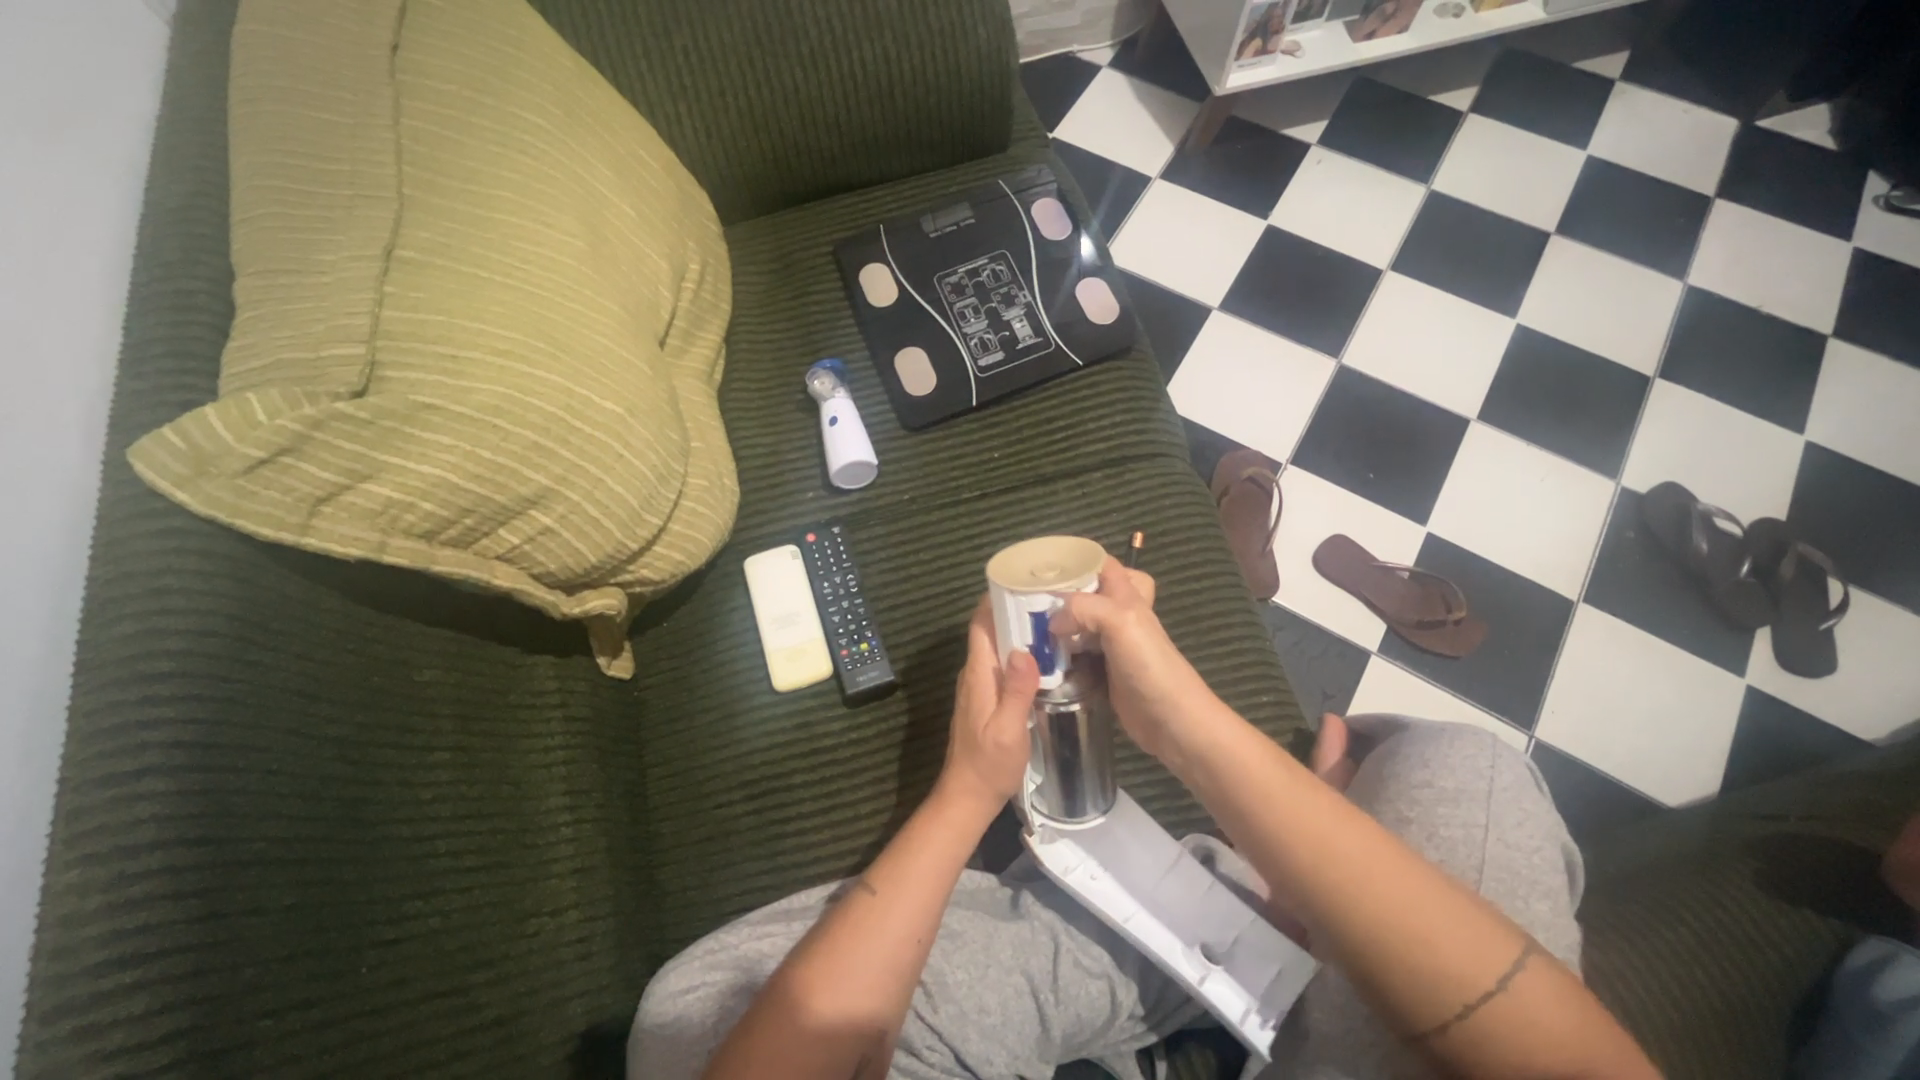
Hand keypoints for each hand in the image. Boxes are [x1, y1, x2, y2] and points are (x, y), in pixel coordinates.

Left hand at [938, 597, 1040, 812]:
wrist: (968, 796)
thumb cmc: (988, 765)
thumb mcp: (1008, 729)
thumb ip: (1016, 691)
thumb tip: (1023, 650)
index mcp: (978, 675)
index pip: (980, 625)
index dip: (995, 600)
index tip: (1022, 582)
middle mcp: (975, 674)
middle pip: (990, 631)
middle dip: (1014, 611)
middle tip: (1049, 597)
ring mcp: (979, 687)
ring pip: (997, 648)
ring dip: (1018, 632)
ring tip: (1052, 620)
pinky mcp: (986, 699)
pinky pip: (1001, 665)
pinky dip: (1019, 654)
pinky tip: (1043, 657)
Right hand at [1049, 558, 1219, 765]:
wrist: (1172, 721)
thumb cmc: (1150, 666)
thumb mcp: (1120, 621)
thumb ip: (1084, 608)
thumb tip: (1053, 621)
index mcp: (1127, 597)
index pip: (1104, 564)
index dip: (1079, 560)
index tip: (1044, 568)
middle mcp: (1119, 617)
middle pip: (1089, 595)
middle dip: (1062, 595)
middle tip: (1031, 601)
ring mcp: (1112, 647)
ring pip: (1081, 626)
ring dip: (1058, 627)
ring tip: (1029, 629)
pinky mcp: (1104, 674)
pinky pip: (1078, 657)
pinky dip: (1061, 657)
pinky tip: (1042, 661)